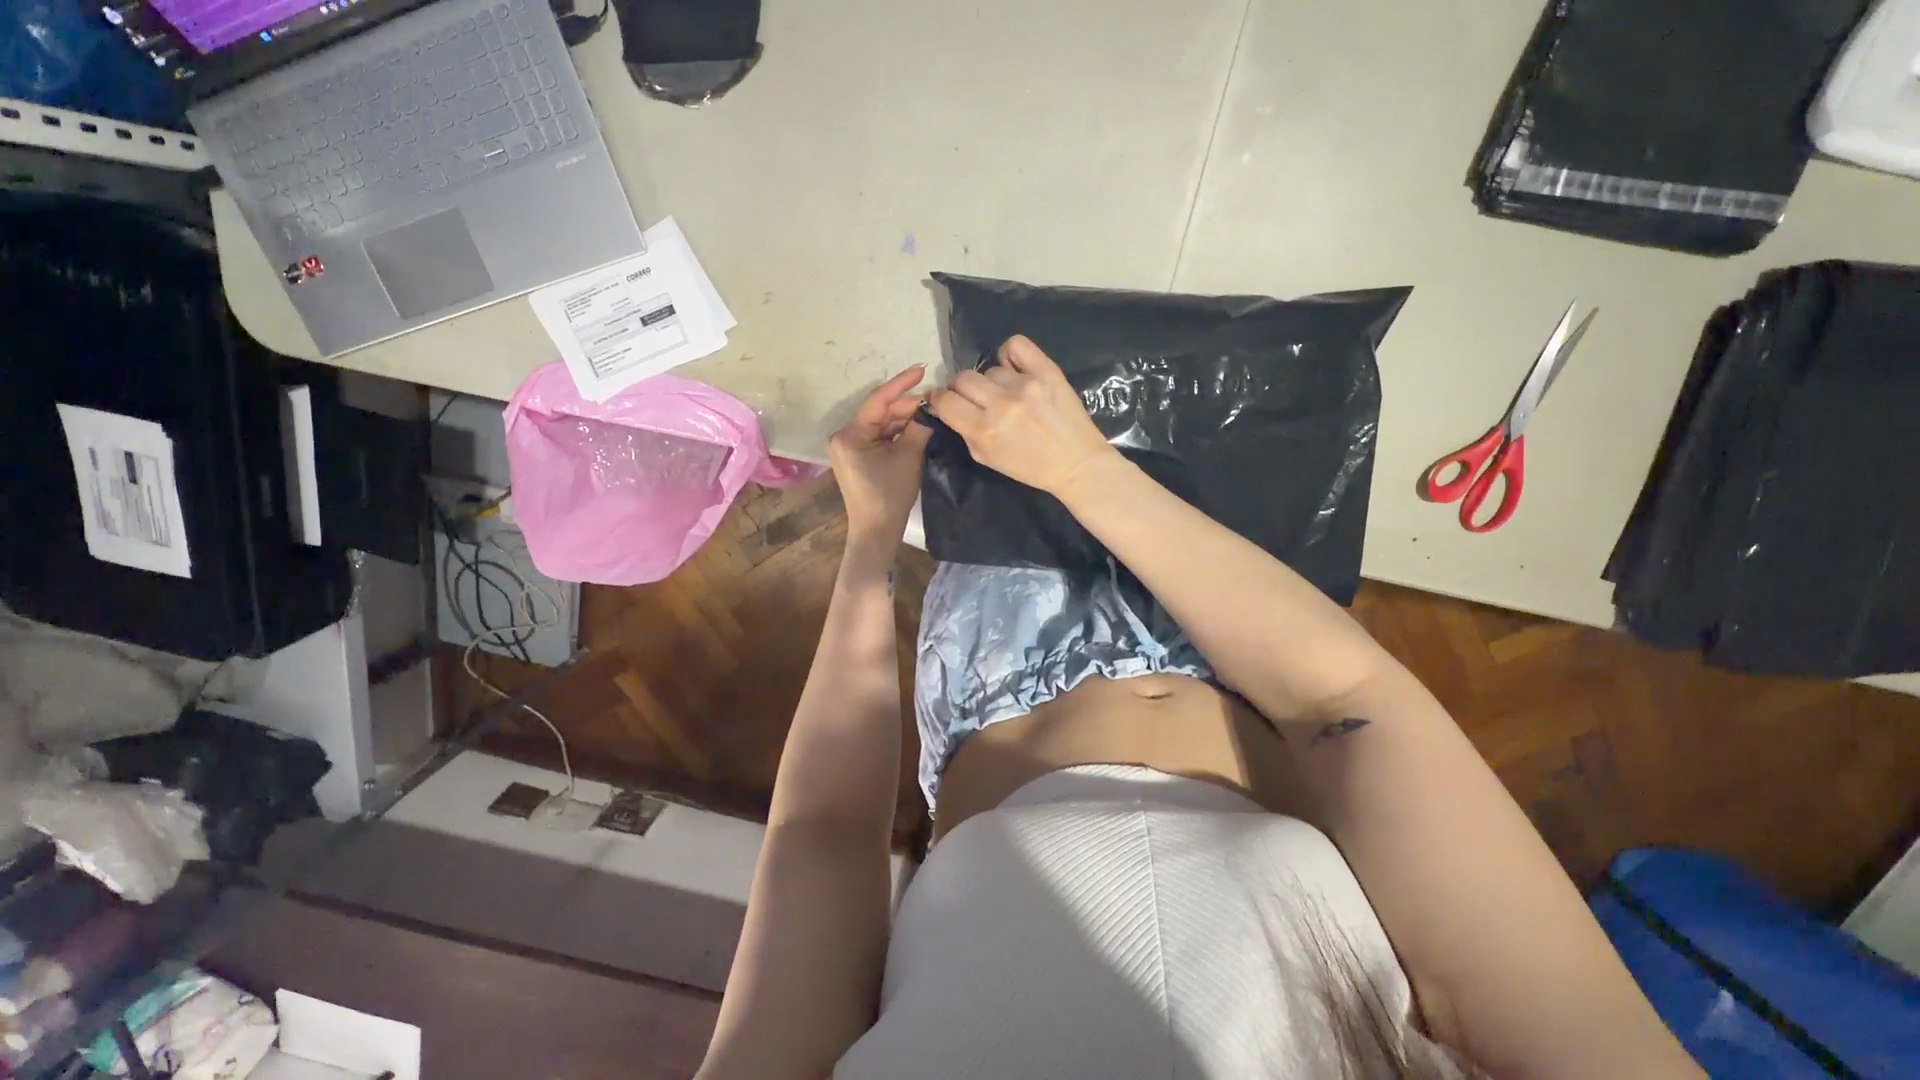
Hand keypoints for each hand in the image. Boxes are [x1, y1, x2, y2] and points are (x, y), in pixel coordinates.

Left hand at [829, 364, 932, 540]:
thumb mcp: (909, 456)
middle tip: (934, 401)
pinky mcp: (858, 457)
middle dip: (907, 406)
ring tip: (930, 413)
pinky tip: (918, 428)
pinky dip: (898, 432)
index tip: (922, 369)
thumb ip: (919, 426)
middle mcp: (844, 436)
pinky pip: (880, 436)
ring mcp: (849, 447)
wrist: (877, 531)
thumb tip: (930, 407)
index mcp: (849, 434)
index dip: (901, 384)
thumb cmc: (890, 494)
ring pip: (881, 424)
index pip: (878, 400)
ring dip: (904, 419)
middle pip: (880, 412)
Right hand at [927, 335, 1115, 494]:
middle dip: (962, 389)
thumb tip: (947, 406)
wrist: (1076, 462)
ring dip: (992, 381)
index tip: (946, 401)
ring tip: (1007, 394)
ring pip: (990, 369)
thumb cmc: (1030, 467)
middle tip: (975, 398)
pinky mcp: (1047, 372)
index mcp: (984, 430)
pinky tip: (1015, 369)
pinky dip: (1010, 354)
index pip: (945, 400)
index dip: (940, 399)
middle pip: (963, 378)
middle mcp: (1001, 404)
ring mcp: (1025, 385)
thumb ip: (964, 431)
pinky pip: (1016, 345)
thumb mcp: (986, 458)